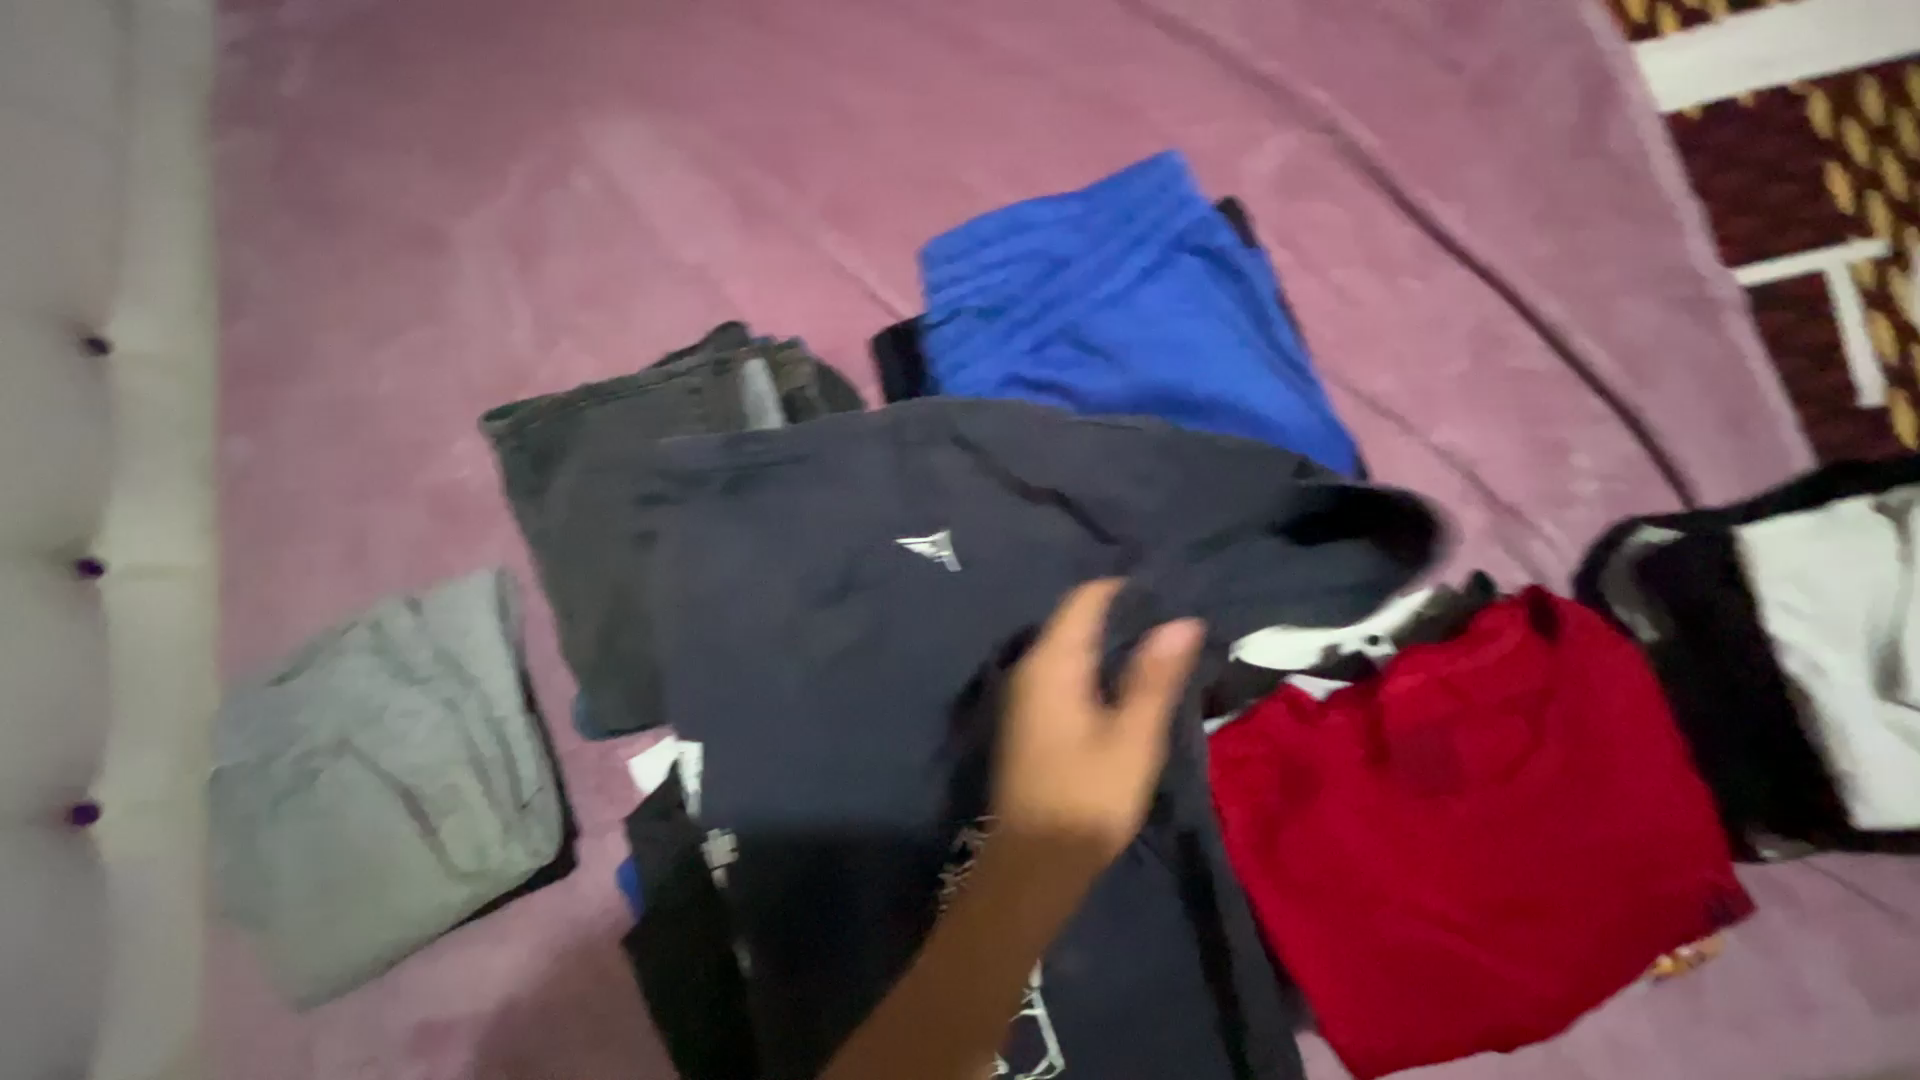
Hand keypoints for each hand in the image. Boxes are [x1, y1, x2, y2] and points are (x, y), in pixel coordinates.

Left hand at [989, 579, 1204, 879]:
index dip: (1123, 589)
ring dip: (1107, 643)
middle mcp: (1029, 668)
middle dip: (1119, 614)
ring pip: (1068, 648)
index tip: (1165, 590)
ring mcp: (1024, 694)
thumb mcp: (1132, 737)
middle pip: (1073, 621)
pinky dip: (1093, 667)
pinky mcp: (1029, 718)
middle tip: (1170, 618)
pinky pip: (1062, 673)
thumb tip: (1181, 622)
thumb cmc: (1087, 798)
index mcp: (1051, 664)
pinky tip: (1123, 682)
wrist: (1033, 863)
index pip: (1084, 600)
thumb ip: (1154, 677)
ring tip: (1157, 645)